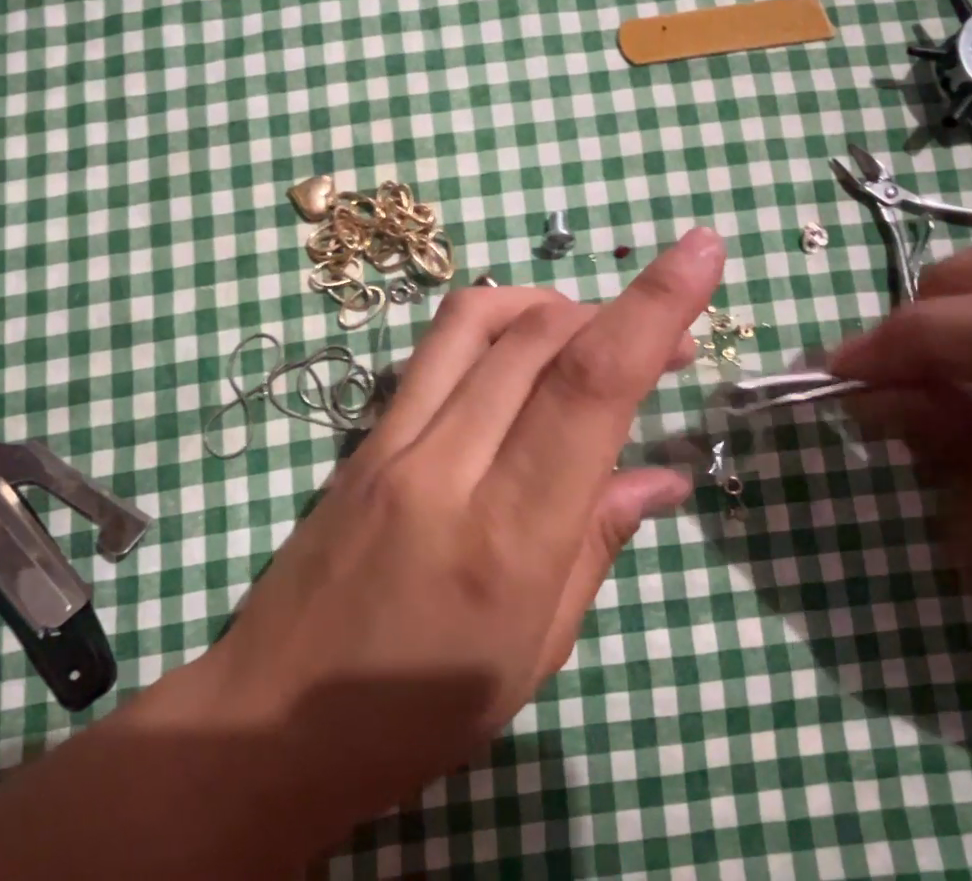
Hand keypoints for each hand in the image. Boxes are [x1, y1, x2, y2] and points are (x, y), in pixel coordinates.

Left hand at [0, 231, 726, 880]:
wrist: (267, 722)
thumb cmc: (414, 717)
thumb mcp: (532, 654)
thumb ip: (595, 548)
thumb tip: (660, 477)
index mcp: (506, 537)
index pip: (588, 390)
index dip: (654, 308)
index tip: (705, 249)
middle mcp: (444, 468)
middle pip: (536, 339)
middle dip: (617, 307)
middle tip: (670, 332)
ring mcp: (388, 446)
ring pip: (473, 323)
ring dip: (547, 303)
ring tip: (590, 329)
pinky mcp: (356, 442)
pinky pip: (430, 355)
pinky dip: (491, 329)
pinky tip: (517, 360)